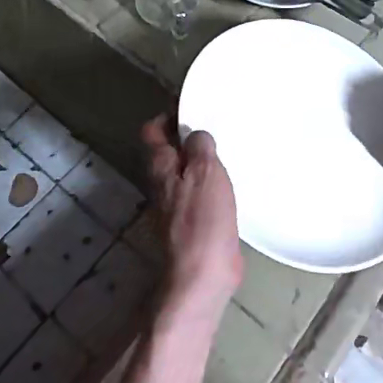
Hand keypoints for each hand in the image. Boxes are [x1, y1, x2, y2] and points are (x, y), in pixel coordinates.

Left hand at [141, 115, 243, 320]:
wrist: (202, 274)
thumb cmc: (202, 220)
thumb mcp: (205, 173)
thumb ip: (199, 148)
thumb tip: (196, 134)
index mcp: (160, 168)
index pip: (152, 132)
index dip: (166, 116)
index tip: (189, 108)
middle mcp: (162, 184)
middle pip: (167, 152)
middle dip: (186, 137)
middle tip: (214, 126)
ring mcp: (175, 206)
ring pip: (183, 173)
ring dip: (200, 161)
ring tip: (226, 149)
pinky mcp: (192, 223)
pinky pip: (199, 193)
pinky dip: (211, 184)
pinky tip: (230, 182)